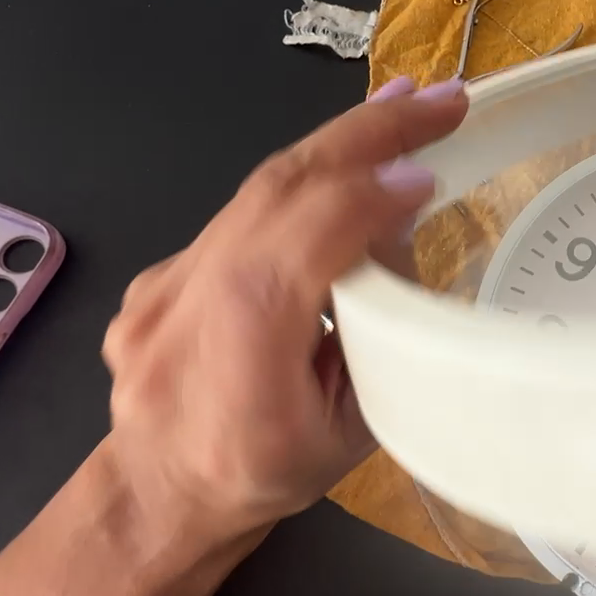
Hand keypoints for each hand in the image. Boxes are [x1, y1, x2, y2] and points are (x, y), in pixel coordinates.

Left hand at [100, 75, 466, 545]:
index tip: (431, 178)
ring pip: (261, 187)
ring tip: (404, 104)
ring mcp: (163, 281)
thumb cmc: (269, 474)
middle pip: (277, 194)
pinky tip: (349, 158)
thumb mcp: (354, 424)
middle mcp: (184, 310)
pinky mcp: (165, 266)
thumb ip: (379, 329)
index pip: (296, 255)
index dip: (365, 204)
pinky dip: (308, 173)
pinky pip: (247, 206)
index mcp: (237, 370)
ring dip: (342, 139)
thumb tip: (395, 228)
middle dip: (367, 136)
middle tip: (439, 101)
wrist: (156, 494)